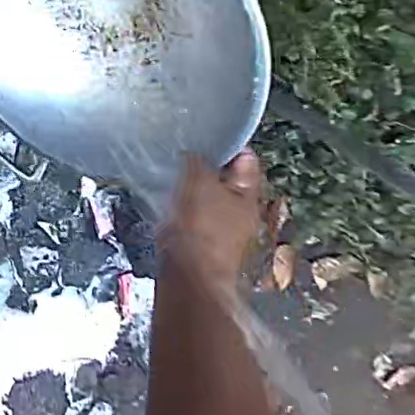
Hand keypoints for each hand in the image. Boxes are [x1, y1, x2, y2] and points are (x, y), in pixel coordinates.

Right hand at [159, 148, 266, 287]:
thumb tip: (194, 154)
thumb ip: (199, 159)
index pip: (245, 159)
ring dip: (189, 189)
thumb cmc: (199, 225)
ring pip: (205, 198)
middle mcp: (241, 214)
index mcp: (249, 196)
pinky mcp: (201, 245)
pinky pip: (191, 216)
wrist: (186, 277)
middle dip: (204, 167)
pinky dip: (180, 209)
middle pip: (224, 179)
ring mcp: (222, 232)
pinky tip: (166, 203)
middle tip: (184, 156)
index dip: (227, 144)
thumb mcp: (198, 178)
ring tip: (171, 178)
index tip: (206, 137)